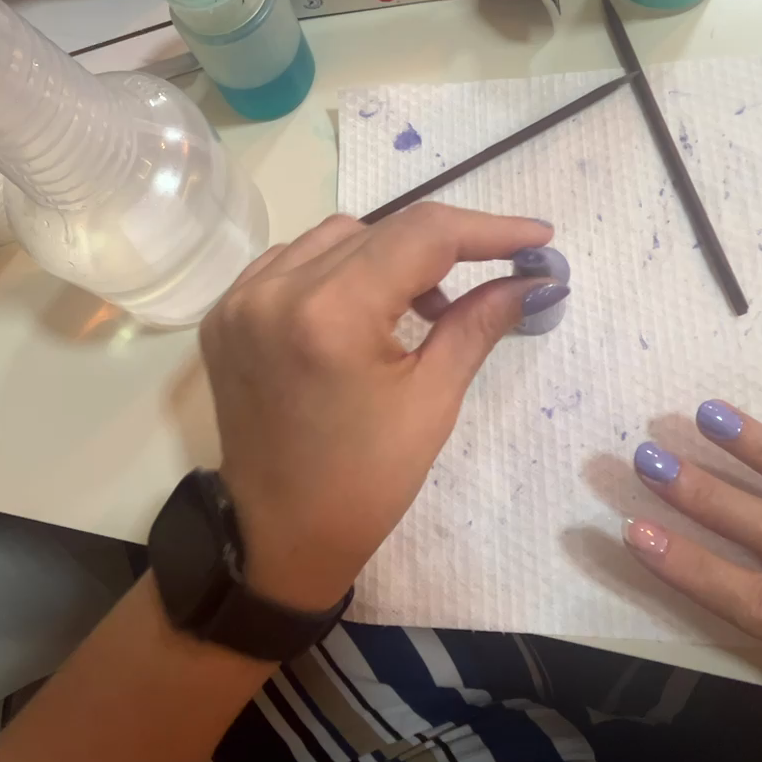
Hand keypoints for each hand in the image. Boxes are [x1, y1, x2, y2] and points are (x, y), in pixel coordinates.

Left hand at [200, 204, 563, 610]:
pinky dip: (334, 269)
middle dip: (441, 248)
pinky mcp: (224, 312)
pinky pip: (291, 261)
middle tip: (486, 278)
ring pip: (332, 238)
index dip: (487, 229)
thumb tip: (534, 279)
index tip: (536, 237)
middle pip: (378, 230)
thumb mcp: (432, 401)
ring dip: (385, 255)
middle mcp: (275, 290)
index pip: (420, 235)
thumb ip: (478, 323)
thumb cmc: (364, 481)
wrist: (278, 532)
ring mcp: (241, 298)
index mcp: (329, 314)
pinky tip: (358, 307)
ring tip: (417, 305)